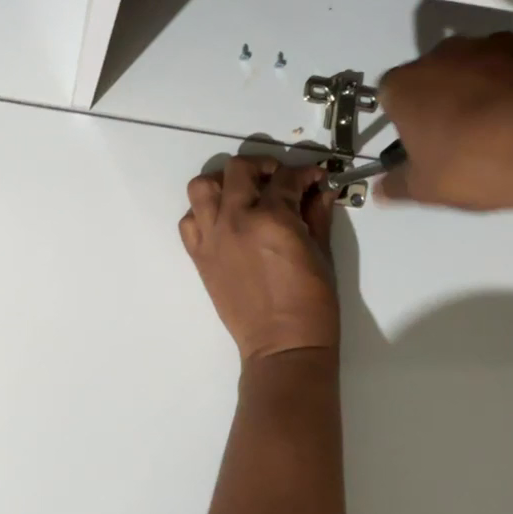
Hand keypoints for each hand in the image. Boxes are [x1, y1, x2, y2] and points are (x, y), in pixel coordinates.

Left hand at [179, 156, 339, 360]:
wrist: (281, 346)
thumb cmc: (312, 304)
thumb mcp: (322, 253)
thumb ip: (317, 215)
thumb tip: (322, 189)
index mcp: (272, 218)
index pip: (286, 179)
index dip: (305, 174)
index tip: (315, 177)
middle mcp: (235, 219)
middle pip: (239, 169)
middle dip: (263, 167)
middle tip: (279, 181)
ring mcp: (212, 236)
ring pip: (202, 186)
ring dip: (223, 182)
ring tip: (242, 193)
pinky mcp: (198, 255)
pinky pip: (189, 220)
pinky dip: (203, 213)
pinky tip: (224, 221)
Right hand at [377, 32, 512, 209]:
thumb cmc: (477, 164)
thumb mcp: (428, 189)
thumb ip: (399, 185)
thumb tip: (381, 191)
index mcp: (406, 85)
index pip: (391, 95)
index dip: (407, 119)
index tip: (424, 143)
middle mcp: (444, 53)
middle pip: (436, 74)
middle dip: (446, 99)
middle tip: (465, 138)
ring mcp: (496, 44)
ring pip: (481, 66)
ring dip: (487, 88)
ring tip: (509, 128)